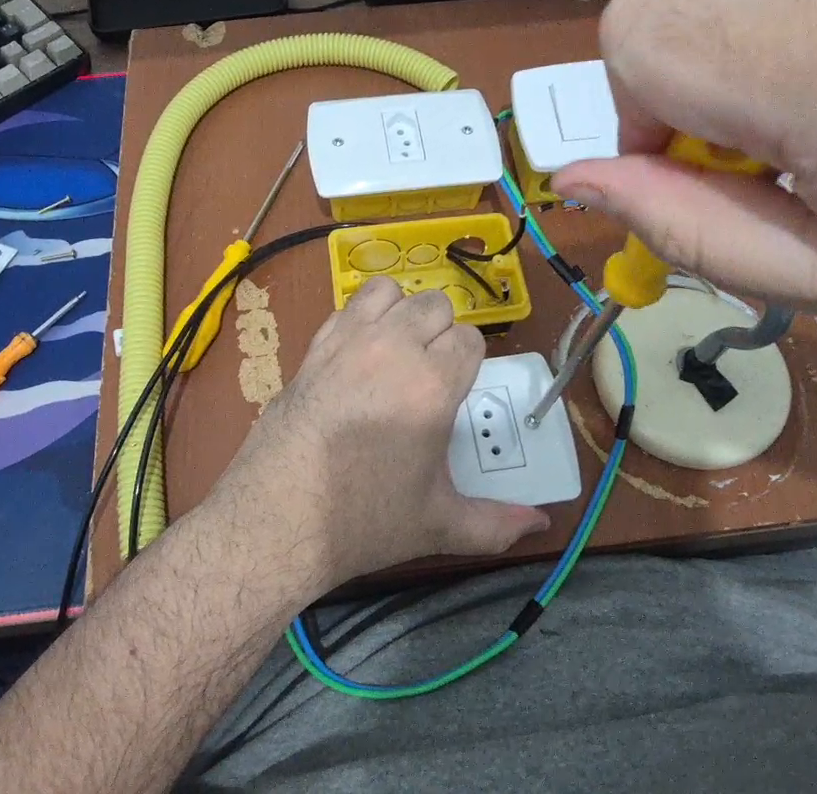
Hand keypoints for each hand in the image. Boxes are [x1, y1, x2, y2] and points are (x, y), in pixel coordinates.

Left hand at [200, 277, 548, 591]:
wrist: (277, 520)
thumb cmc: (364, 521)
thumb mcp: (437, 525)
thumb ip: (495, 523)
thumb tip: (539, 524)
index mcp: (433, 383)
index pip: (470, 338)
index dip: (468, 362)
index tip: (457, 391)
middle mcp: (393, 349)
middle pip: (434, 305)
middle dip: (440, 332)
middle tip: (429, 375)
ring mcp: (348, 343)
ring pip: (389, 292)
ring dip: (400, 312)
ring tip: (396, 351)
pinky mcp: (313, 349)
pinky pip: (346, 307)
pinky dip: (360, 317)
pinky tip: (357, 354)